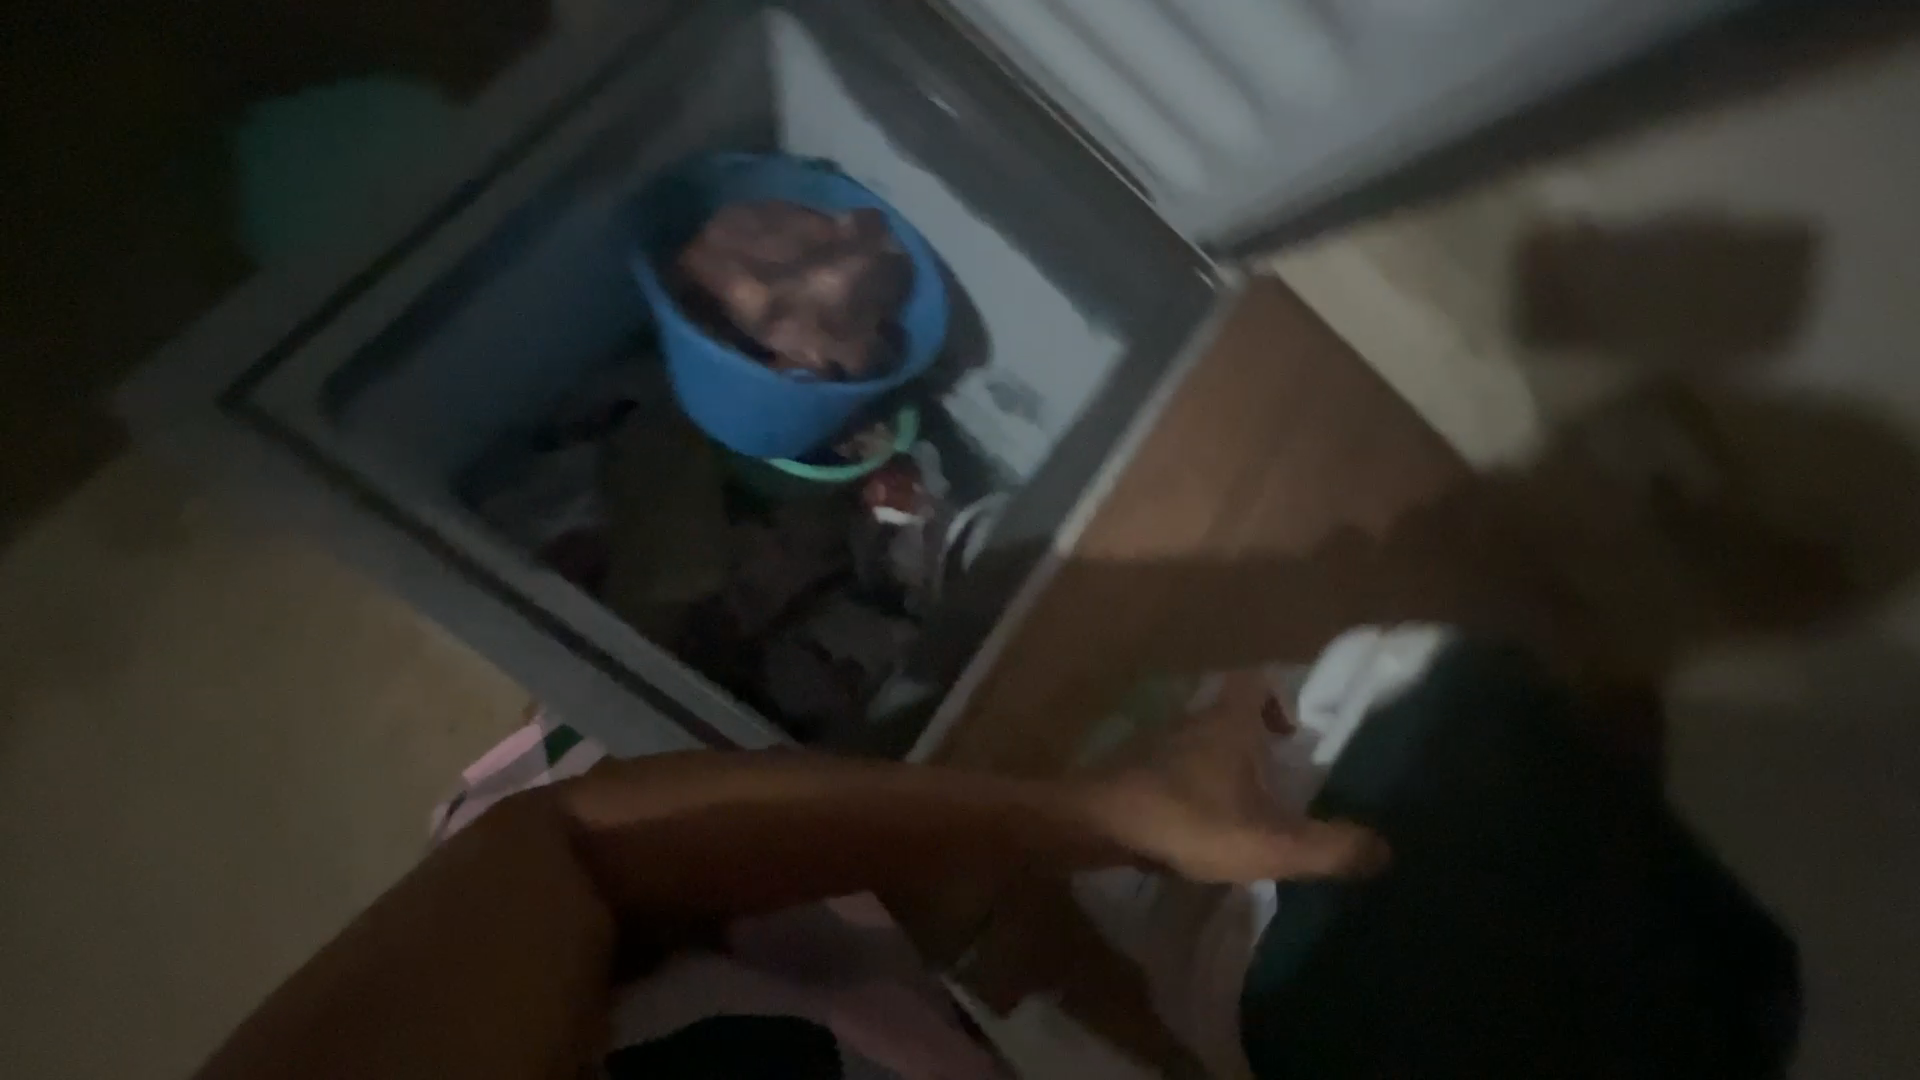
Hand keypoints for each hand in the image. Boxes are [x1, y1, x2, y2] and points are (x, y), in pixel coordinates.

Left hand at [1081, 671, 1388, 883]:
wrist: (1099, 824)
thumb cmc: (1189, 820)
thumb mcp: (1271, 842)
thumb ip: (1330, 847)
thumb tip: (1384, 848)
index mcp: (1227, 722)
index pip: (1255, 680)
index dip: (1279, 698)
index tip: (1294, 737)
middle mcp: (1191, 720)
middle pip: (1227, 711)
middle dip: (1254, 738)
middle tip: (1277, 781)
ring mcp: (1157, 741)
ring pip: (1199, 739)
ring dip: (1223, 763)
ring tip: (1244, 807)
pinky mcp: (1134, 767)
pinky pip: (1174, 764)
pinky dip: (1193, 782)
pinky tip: (1200, 821)